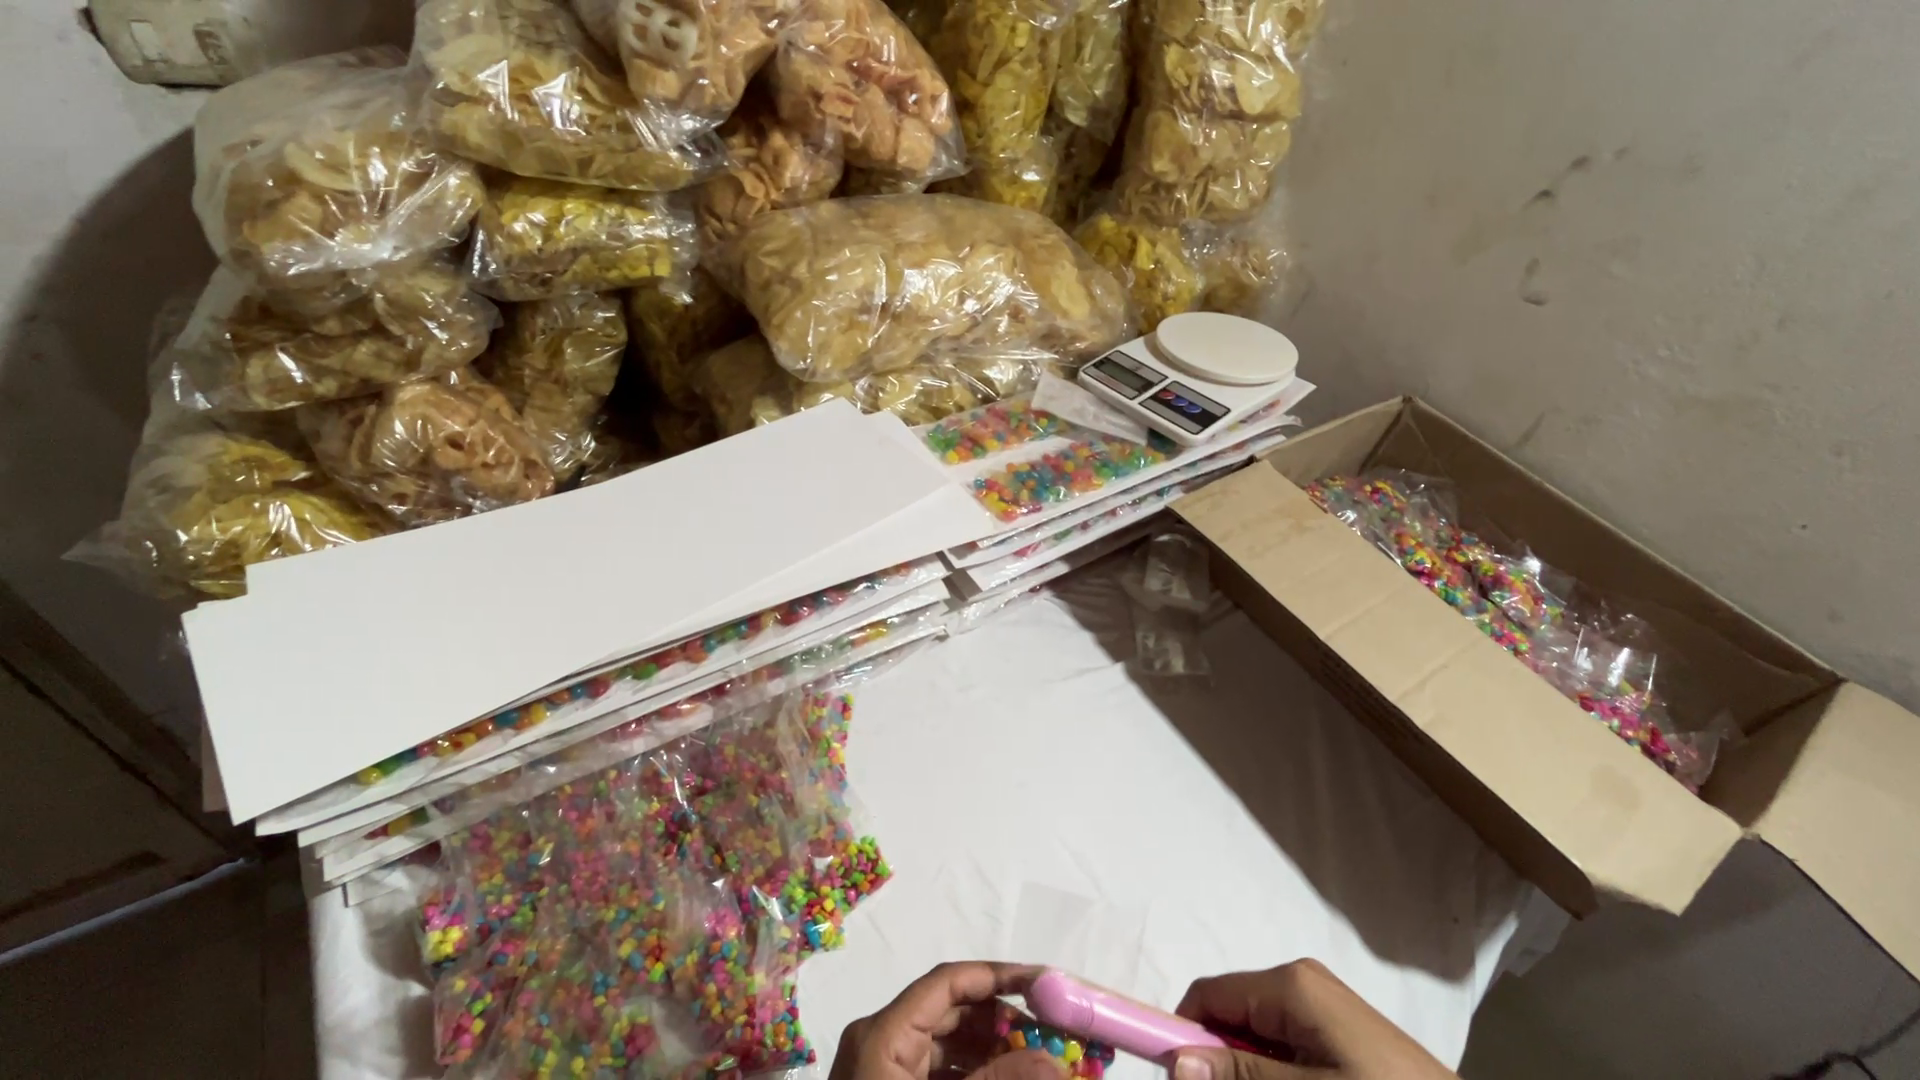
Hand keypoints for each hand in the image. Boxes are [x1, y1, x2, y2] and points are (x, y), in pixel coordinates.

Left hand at [829, 962, 1062, 1079]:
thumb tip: (1056, 1063)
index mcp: (885, 1033)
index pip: (949, 982)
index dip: (999, 976)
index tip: (1046, 984)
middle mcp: (884, 1040)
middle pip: (953, 1011)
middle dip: (1005, 1022)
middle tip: (1055, 1035)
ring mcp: (886, 1069)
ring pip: (950, 1044)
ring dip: (995, 1052)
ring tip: (1043, 1064)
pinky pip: (940, 1073)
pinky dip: (977, 1076)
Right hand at [1170, 960, 1457, 1079]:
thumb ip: (1244, 1077)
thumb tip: (1176, 1062)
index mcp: (1289, 984)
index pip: (1207, 996)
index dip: (1184, 1036)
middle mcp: (1299, 981)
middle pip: (1229, 1017)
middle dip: (1222, 1062)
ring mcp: (1320, 1004)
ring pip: (1254, 1037)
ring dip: (1249, 1072)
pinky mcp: (1337, 1028)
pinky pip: (1284, 1046)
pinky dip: (1275, 1072)